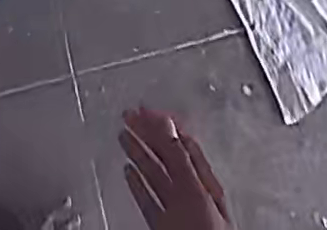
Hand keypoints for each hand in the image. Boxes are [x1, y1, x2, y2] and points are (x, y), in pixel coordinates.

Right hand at [120, 106, 229, 229]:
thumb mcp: (194, 192)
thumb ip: (179, 157)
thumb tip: (166, 123)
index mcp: (203, 180)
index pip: (180, 141)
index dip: (161, 122)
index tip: (142, 109)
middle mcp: (191, 192)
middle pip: (166, 154)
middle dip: (147, 132)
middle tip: (128, 115)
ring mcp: (178, 210)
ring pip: (155, 174)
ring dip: (139, 153)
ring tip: (123, 136)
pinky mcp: (165, 227)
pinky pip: (149, 200)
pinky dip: (137, 184)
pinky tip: (129, 173)